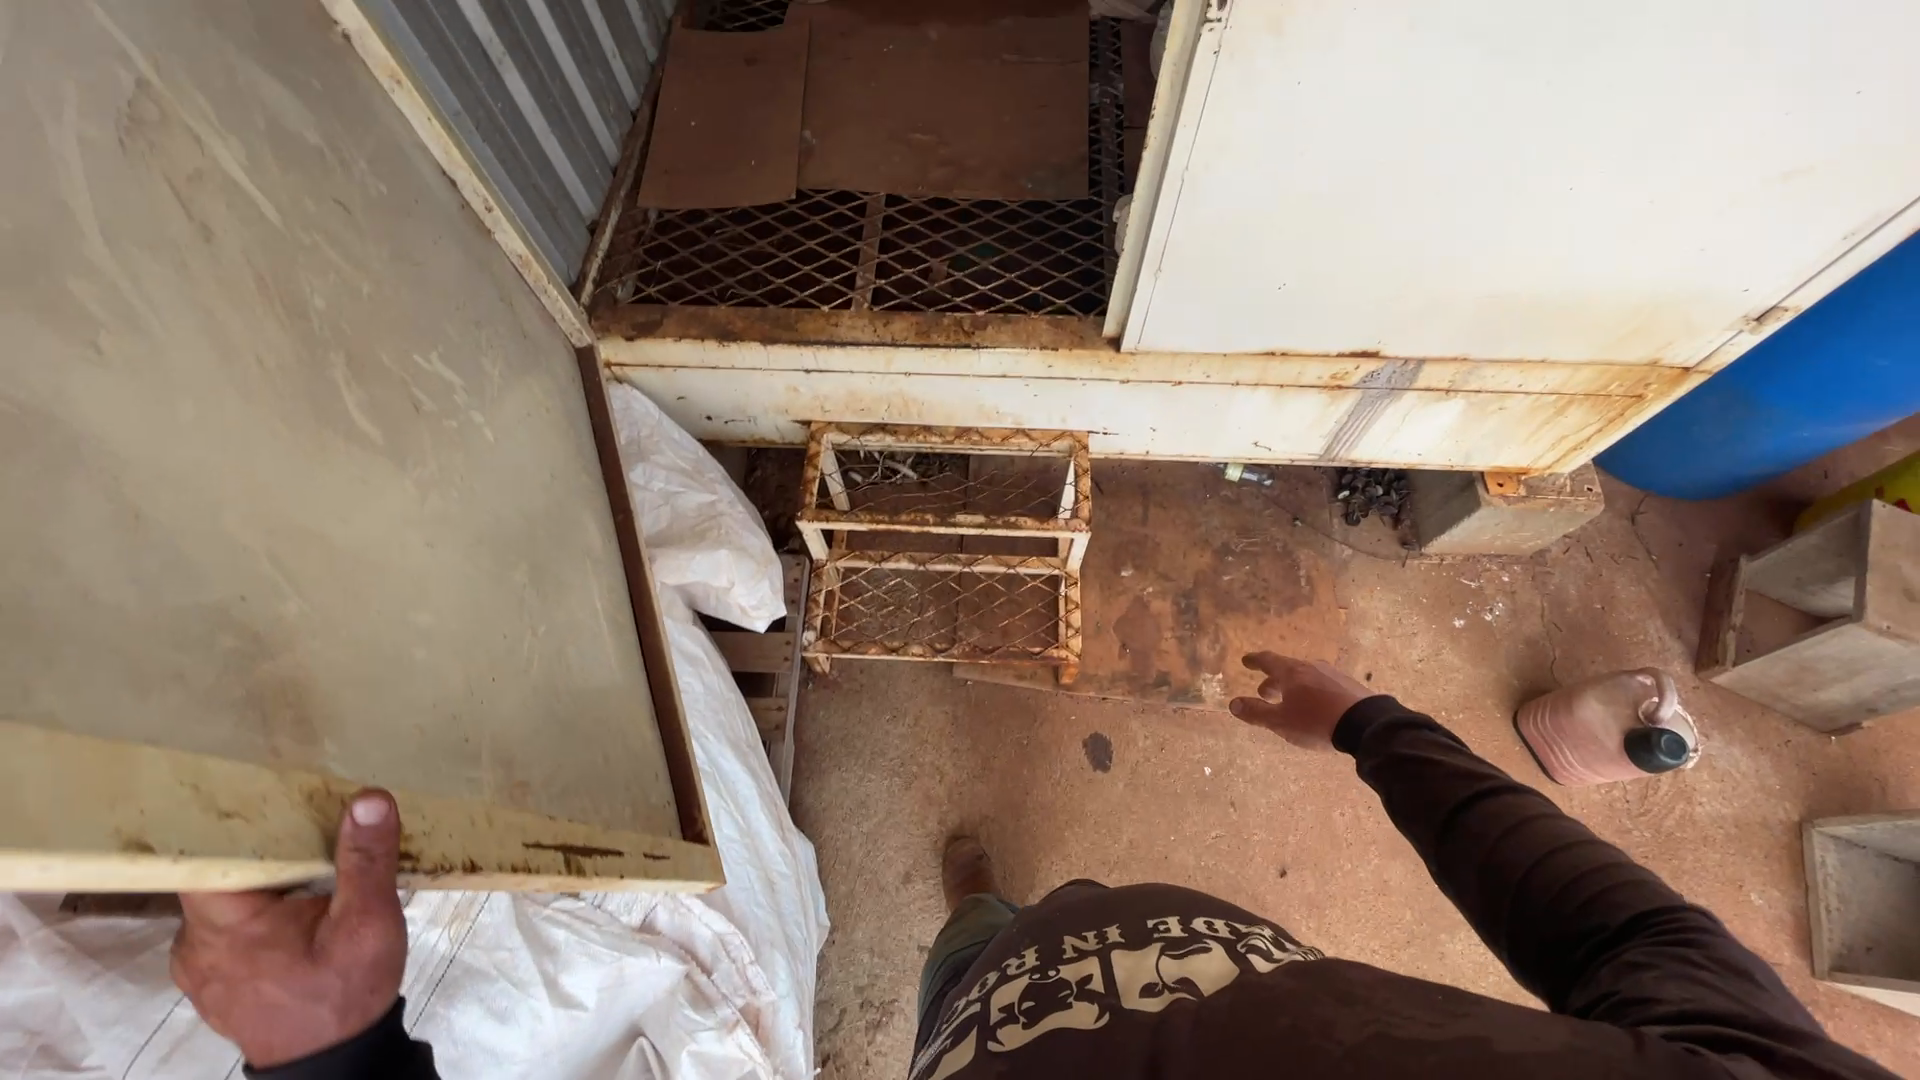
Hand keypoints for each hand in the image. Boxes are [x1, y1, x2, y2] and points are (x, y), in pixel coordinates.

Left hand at [171, 789, 407, 1068]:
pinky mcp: (219, 970)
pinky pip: (237, 917)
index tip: (273, 785)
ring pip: (231, 893)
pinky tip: (310, 890)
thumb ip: (366, 860)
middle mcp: (195, 940)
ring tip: (320, 843)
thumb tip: (369, 798)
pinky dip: (269, 896)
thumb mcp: (369, 922)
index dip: (235, 819)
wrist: (332, 1060)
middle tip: (316, 805)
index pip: (205, 855)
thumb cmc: (345, 988)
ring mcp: (201, 959)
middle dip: (269, 839)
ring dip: (272, 868)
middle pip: (222, 869)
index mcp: (223, 925)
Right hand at [1228, 652, 1373, 750]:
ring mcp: (1333, 676)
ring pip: (1307, 677)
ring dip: (1294, 687)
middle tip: (1265, 692)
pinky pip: (1324, 685)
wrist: (1366, 725)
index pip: (1268, 660)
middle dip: (1274, 681)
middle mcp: (1311, 668)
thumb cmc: (1315, 721)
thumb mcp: (1280, 721)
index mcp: (1291, 673)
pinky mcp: (1351, 687)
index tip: (1246, 661)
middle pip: (1287, 669)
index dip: (1255, 661)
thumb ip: (1256, 712)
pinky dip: (1313, 692)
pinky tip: (1317, 705)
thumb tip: (1233, 704)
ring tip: (1291, 701)